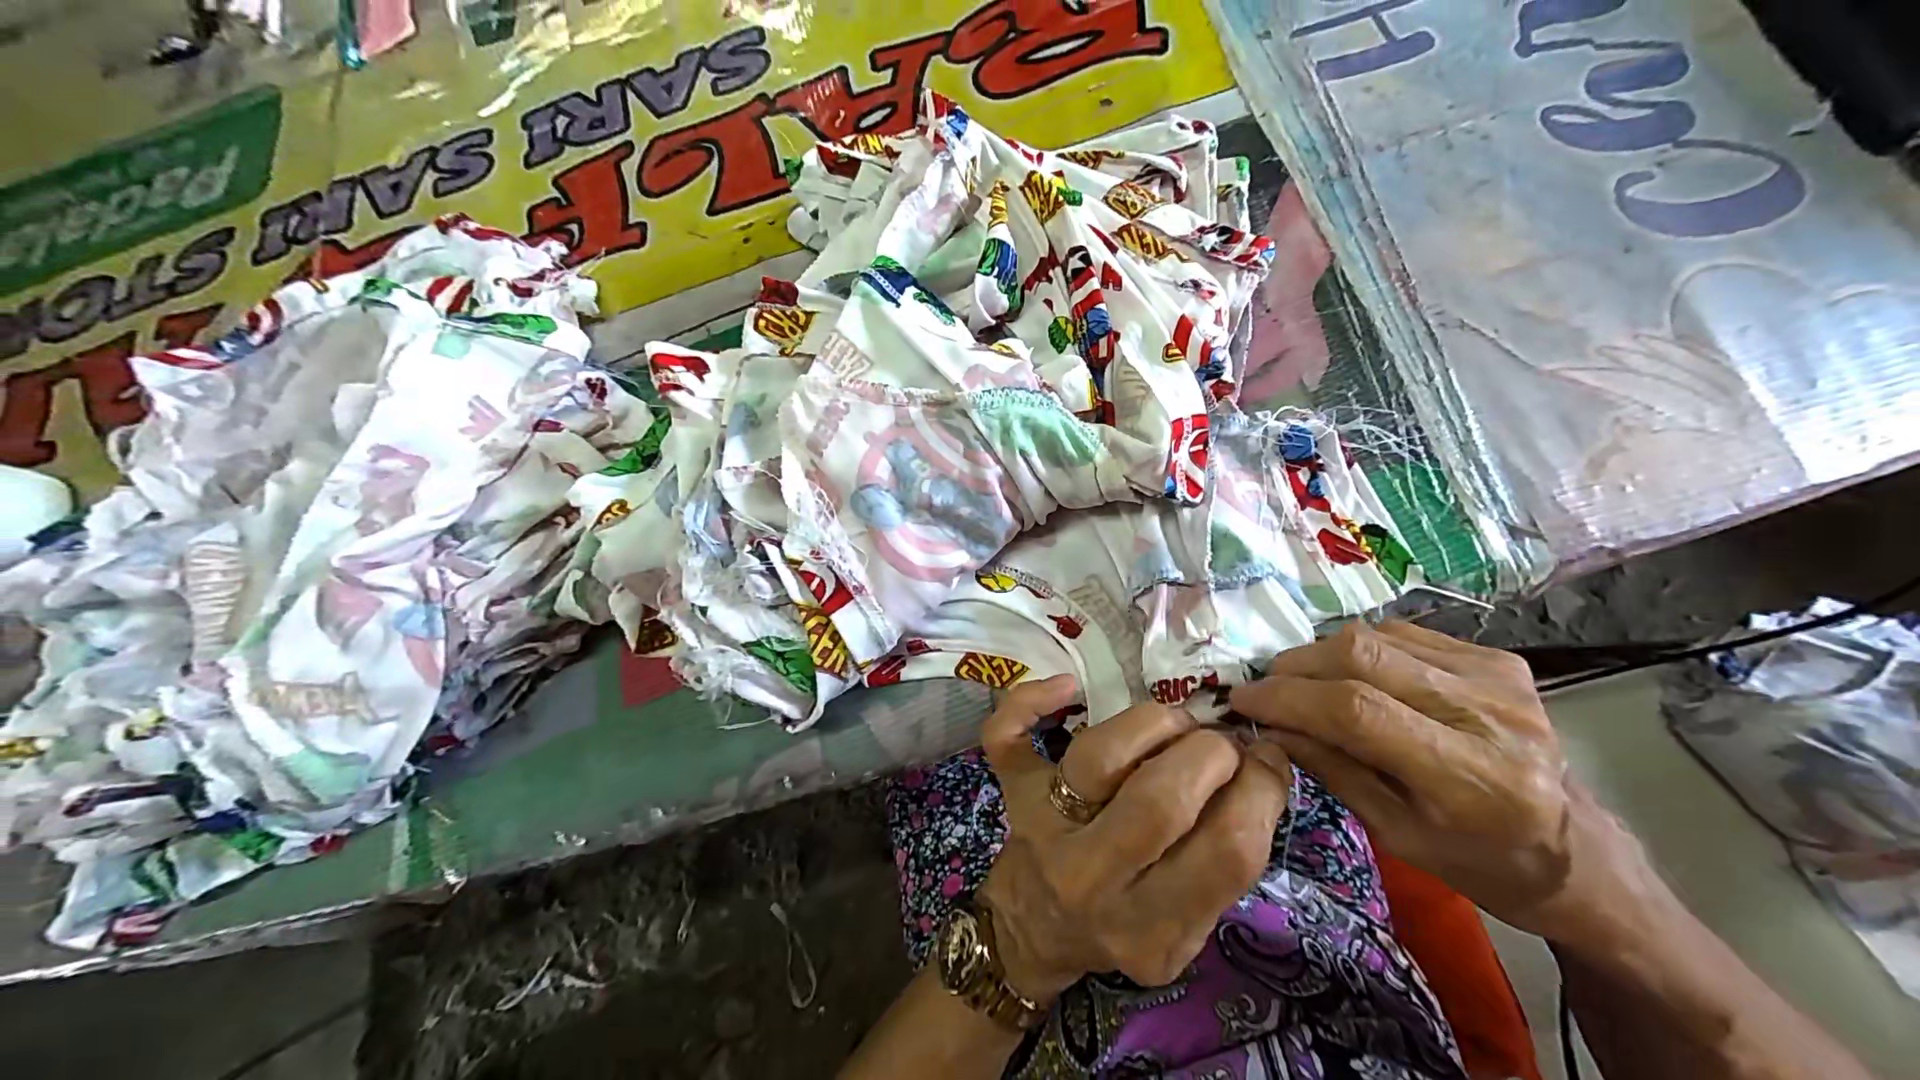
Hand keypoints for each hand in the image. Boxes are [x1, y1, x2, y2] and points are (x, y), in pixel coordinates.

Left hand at [976, 675, 1291, 1002]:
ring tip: (1176, 722)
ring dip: (1152, 723)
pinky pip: (1007, 737)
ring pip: (1098, 756)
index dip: (1260, 791)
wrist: (1035, 930)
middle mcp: (1092, 879)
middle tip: (1221, 743)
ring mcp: (1043, 830)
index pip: (1227, 853)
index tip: (1265, 759)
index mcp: (1152, 928)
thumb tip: (1260, 765)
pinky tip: (1068, 687)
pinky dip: (1029, 701)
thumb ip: (1224, 863)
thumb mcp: (1184, 929)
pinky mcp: (1009, 795)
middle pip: (1160, 799)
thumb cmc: (1121, 924)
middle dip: (1210, 754)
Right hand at [1228, 620, 1644, 943]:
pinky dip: (1358, 649)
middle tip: (1264, 687)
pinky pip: (1401, 634)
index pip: (1358, 711)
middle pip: (1363, 657)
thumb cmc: (1480, 861)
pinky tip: (1348, 675)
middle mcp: (1491, 715)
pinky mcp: (1498, 658)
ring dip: (1320, 655)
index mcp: (1472, 779)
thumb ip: (1331, 770)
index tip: (1242, 700)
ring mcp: (1499, 677)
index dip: (1288, 698)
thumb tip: (1269, 724)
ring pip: (1376, 636)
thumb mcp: (1395, 834)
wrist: (1575, 850)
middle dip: (1296, 667)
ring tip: (1300, 682)